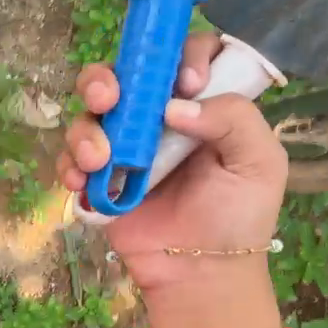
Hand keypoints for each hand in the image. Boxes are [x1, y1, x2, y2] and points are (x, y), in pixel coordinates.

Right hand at [54, 35, 287, 297]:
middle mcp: (155, 120)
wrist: (200, 270)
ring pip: (87, 117)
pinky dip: (69, 166)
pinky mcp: (96, 180)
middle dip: (104, 80)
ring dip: (85, 132)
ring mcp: (121, 150)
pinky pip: (70, 160)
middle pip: (120, 77)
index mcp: (200, 106)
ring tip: (98, 161)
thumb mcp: (259, 162)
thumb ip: (233, 118)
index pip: (183, 57)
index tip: (184, 84)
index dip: (178, 57)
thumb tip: (173, 105)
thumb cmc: (237, 216)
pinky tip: (81, 182)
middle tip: (110, 100)